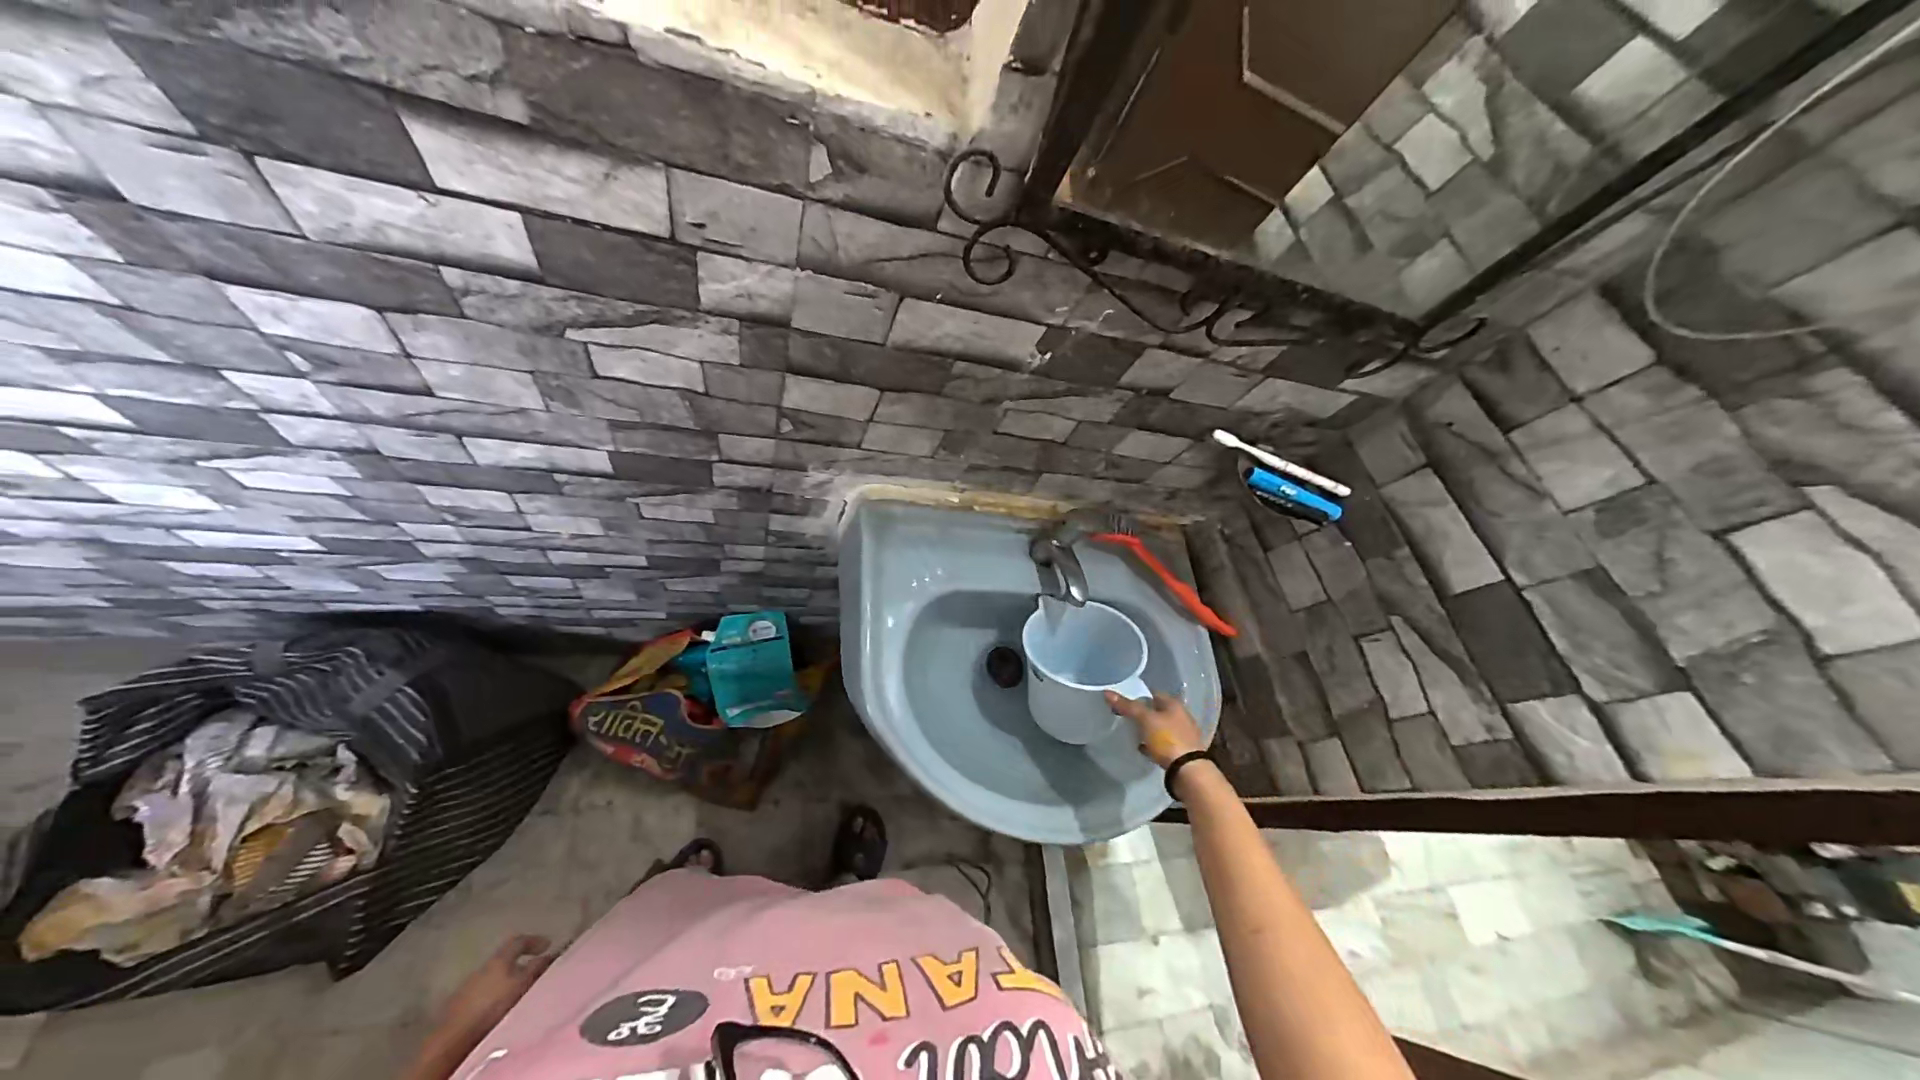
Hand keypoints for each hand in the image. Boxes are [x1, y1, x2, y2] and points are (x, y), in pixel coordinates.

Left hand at [436, 935, 554, 1048]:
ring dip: (507, 982)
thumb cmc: (494, 1005)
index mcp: (498, 959)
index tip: (548, 945)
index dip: (534, 941)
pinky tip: (501, 1009)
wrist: (453, 1040)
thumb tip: (551, 954)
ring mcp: (467, 988)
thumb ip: (538, 968)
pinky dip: (495, 997)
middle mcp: (481, 969)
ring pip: (493, 979)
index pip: (518, 941)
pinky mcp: (458, 1008)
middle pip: (505, 960)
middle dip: (521, 964)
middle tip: (536, 972)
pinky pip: (483, 995)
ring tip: (520, 994)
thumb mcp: (523, 984)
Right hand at [1104, 691, 1206, 766]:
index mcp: (1174, 704)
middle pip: (1158, 710)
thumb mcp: (1145, 720)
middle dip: (1143, 713)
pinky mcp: (1182, 751)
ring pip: (1161, 727)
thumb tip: (1107, 692)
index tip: (1123, 700)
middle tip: (1126, 716)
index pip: (1153, 693)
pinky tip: (1143, 748)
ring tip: (1132, 732)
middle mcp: (1181, 716)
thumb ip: (1128, 706)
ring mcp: (1183, 734)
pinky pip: (1164, 743)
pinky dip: (1153, 744)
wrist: (1189, 770)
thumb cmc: (1168, 739)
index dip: (1138, 695)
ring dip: (1148, 729)